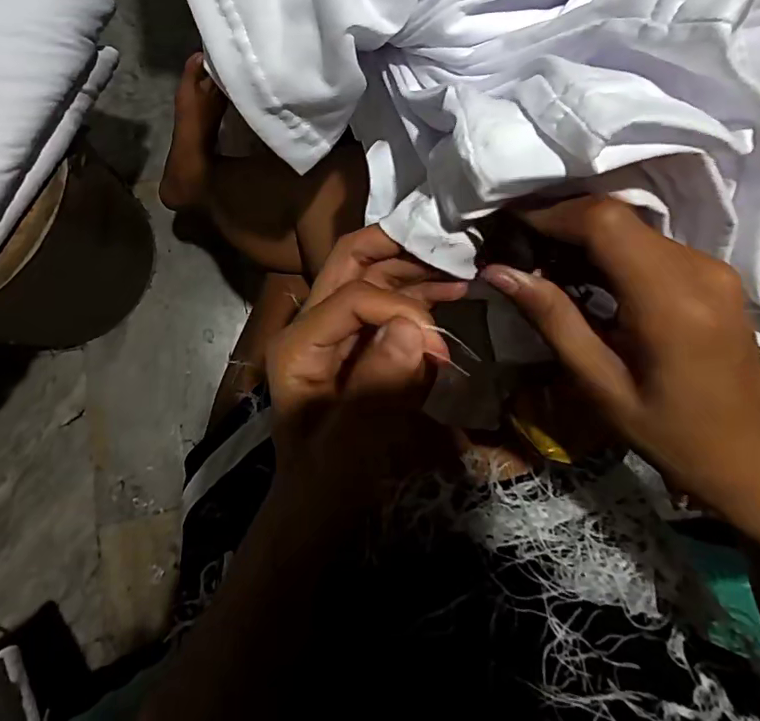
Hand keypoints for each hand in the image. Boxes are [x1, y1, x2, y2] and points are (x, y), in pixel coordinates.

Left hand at [264, 229, 464, 519]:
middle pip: (352, 260)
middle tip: (448, 250)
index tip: (438, 348)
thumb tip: (415, 330)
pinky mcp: (358, 341)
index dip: (402, 309)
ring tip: (458, 269)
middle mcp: (313, 325)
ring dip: (413, 266)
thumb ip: (379, 388)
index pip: (354, 296)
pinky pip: (387, 299)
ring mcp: (335, 330)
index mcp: (301, 345)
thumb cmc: (328, 485)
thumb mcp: (350, 448)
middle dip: (399, 248)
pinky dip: (418, 292)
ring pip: (371, 272)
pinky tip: (451, 293)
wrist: (319, 511)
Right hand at [483, 197, 759, 542]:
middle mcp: (697, 268)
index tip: (509, 226)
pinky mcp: (713, 271)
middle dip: (561, 222)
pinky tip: (584, 275)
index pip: (604, 222)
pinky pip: (649, 242)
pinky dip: (609, 248)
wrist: (756, 457)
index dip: (552, 214)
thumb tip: (498, 272)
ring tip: (543, 262)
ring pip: (632, 225)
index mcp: (671, 301)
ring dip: (584, 235)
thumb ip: (553, 320)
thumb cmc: (675, 437)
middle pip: (617, 216)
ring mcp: (711, 265)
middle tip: (517, 247)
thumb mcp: (603, 387)